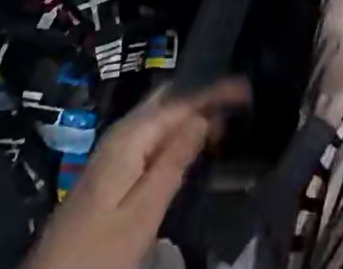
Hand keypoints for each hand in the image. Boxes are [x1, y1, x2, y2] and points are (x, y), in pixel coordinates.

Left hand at [23, 79, 249, 268]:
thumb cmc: (97, 257)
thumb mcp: (142, 214)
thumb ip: (173, 163)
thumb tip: (202, 118)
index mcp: (129, 139)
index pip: (179, 103)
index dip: (213, 93)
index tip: (245, 89)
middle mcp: (119, 135)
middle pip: (167, 101)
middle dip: (202, 96)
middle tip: (237, 101)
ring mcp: (111, 153)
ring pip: (158, 118)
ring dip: (189, 113)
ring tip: (223, 118)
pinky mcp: (110, 172)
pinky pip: (149, 137)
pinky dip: (174, 132)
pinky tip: (189, 144)